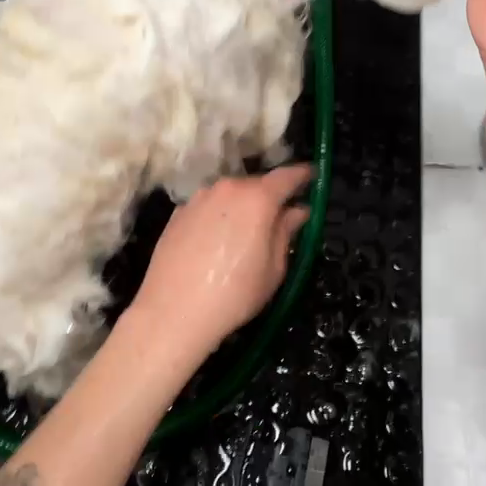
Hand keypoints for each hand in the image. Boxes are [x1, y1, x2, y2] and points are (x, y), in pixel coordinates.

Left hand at [126, 166, 311, 356]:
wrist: (173, 310)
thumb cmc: (234, 294)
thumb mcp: (273, 269)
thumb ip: (286, 232)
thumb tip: (297, 211)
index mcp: (257, 199)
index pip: (286, 176)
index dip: (302, 175)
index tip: (312, 175)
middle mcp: (227, 188)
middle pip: (256, 185)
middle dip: (270, 197)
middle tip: (278, 218)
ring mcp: (199, 197)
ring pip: (230, 195)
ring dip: (241, 207)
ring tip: (244, 234)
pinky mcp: (178, 211)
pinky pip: (208, 207)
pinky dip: (218, 216)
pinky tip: (216, 243)